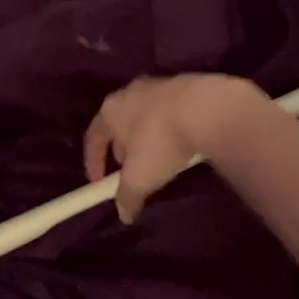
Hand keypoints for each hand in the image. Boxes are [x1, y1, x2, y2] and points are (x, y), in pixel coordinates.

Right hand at [82, 74, 266, 222]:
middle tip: (128, 170)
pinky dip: (166, 129)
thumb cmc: (160, 141)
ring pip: (143, 115)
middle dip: (121, 148)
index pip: (93, 135)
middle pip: (118, 122)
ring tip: (155, 160)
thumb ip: (127, 197)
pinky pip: (166, 112)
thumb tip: (124, 213)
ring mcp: (158, 85)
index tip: (99, 183)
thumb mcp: (138, 179)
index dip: (93, 161)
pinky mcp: (183, 86)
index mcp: (111, 109)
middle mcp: (130, 91)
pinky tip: (177, 145)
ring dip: (144, 138)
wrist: (205, 108)